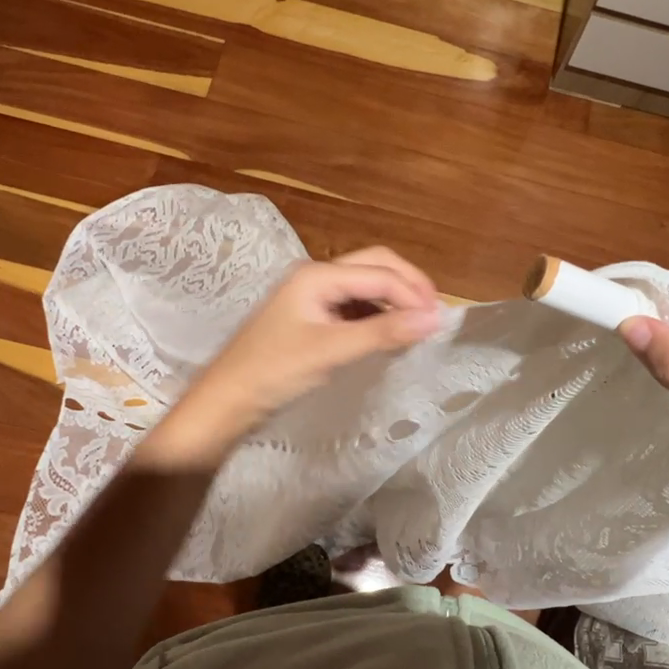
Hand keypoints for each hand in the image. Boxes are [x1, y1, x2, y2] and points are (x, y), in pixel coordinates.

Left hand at [139, 247, 444, 468]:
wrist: (226, 401)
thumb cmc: (273, 372)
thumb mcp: (331, 351)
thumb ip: (383, 332)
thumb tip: (435, 318)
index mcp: (317, 275)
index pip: (380, 273)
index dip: (414, 294)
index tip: (441, 321)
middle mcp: (316, 277)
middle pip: (375, 266)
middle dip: (408, 285)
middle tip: (434, 315)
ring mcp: (312, 298)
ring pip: (366, 286)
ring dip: (394, 300)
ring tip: (418, 326)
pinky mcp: (311, 319)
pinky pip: (354, 306)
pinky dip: (377, 315)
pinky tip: (390, 335)